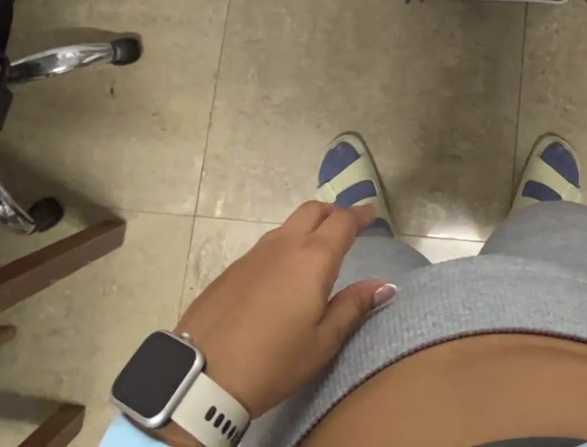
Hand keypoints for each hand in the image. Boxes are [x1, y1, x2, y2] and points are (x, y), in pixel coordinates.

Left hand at [173, 201, 395, 417]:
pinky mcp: (232, 268)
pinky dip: (285, 247)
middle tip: (347, 227)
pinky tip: (283, 274)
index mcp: (313, 258)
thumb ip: (353, 307)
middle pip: (313, 210)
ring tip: (317, 250)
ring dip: (308, 228)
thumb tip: (383, 285)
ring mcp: (255, 254)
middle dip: (334, 212)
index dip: (360, 215)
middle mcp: (285, 245)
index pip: (343, 221)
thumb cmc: (273, 361)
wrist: (202, 376)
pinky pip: (267, 245)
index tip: (372, 214)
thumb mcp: (322, 342)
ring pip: (288, 226)